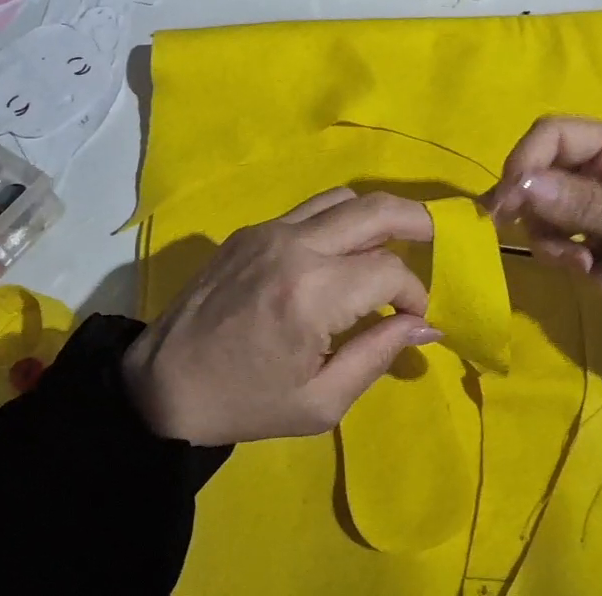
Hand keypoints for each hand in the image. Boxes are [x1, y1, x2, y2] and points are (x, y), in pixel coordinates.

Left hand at [122, 190, 440, 446]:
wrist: (163, 384)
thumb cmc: (244, 402)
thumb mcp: (320, 400)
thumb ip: (378, 354)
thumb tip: (427, 324)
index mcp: (311, 292)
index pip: (388, 271)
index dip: (415, 294)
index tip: (416, 319)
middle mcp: (293, 246)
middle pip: (374, 209)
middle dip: (417, 222)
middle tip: (438, 240)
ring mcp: (268, 230)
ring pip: (341, 198)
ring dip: (376, 216)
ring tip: (394, 243)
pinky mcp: (249, 230)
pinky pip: (309, 211)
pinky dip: (339, 222)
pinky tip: (342, 253)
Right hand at [485, 117, 601, 316]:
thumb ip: (583, 204)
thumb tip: (518, 185)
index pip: (550, 136)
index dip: (521, 165)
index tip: (503, 209)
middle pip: (540, 179)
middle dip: (545, 222)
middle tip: (566, 259)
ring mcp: (601, 203)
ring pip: (549, 217)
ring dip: (563, 250)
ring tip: (597, 272)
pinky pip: (570, 245)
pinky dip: (585, 265)